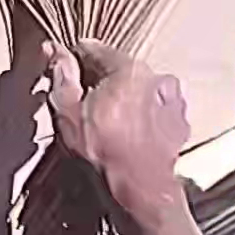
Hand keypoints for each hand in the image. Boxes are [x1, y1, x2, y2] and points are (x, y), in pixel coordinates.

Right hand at [43, 39, 190, 220]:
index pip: (96, 50)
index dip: (74, 57)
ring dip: (122, 94)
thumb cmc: (99, 147)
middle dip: (98, 79)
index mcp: (128, 70)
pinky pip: (154, 105)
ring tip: (104, 117)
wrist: (138, 184)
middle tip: (79, 99)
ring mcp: (173, 99)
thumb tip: (54, 51)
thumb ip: (61, 75)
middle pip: (119, 68)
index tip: (61, 67)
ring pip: (139, 86)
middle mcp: (157, 77)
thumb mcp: (66, 109)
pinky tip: (125, 128)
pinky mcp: (179, 120)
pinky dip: (140, 110)